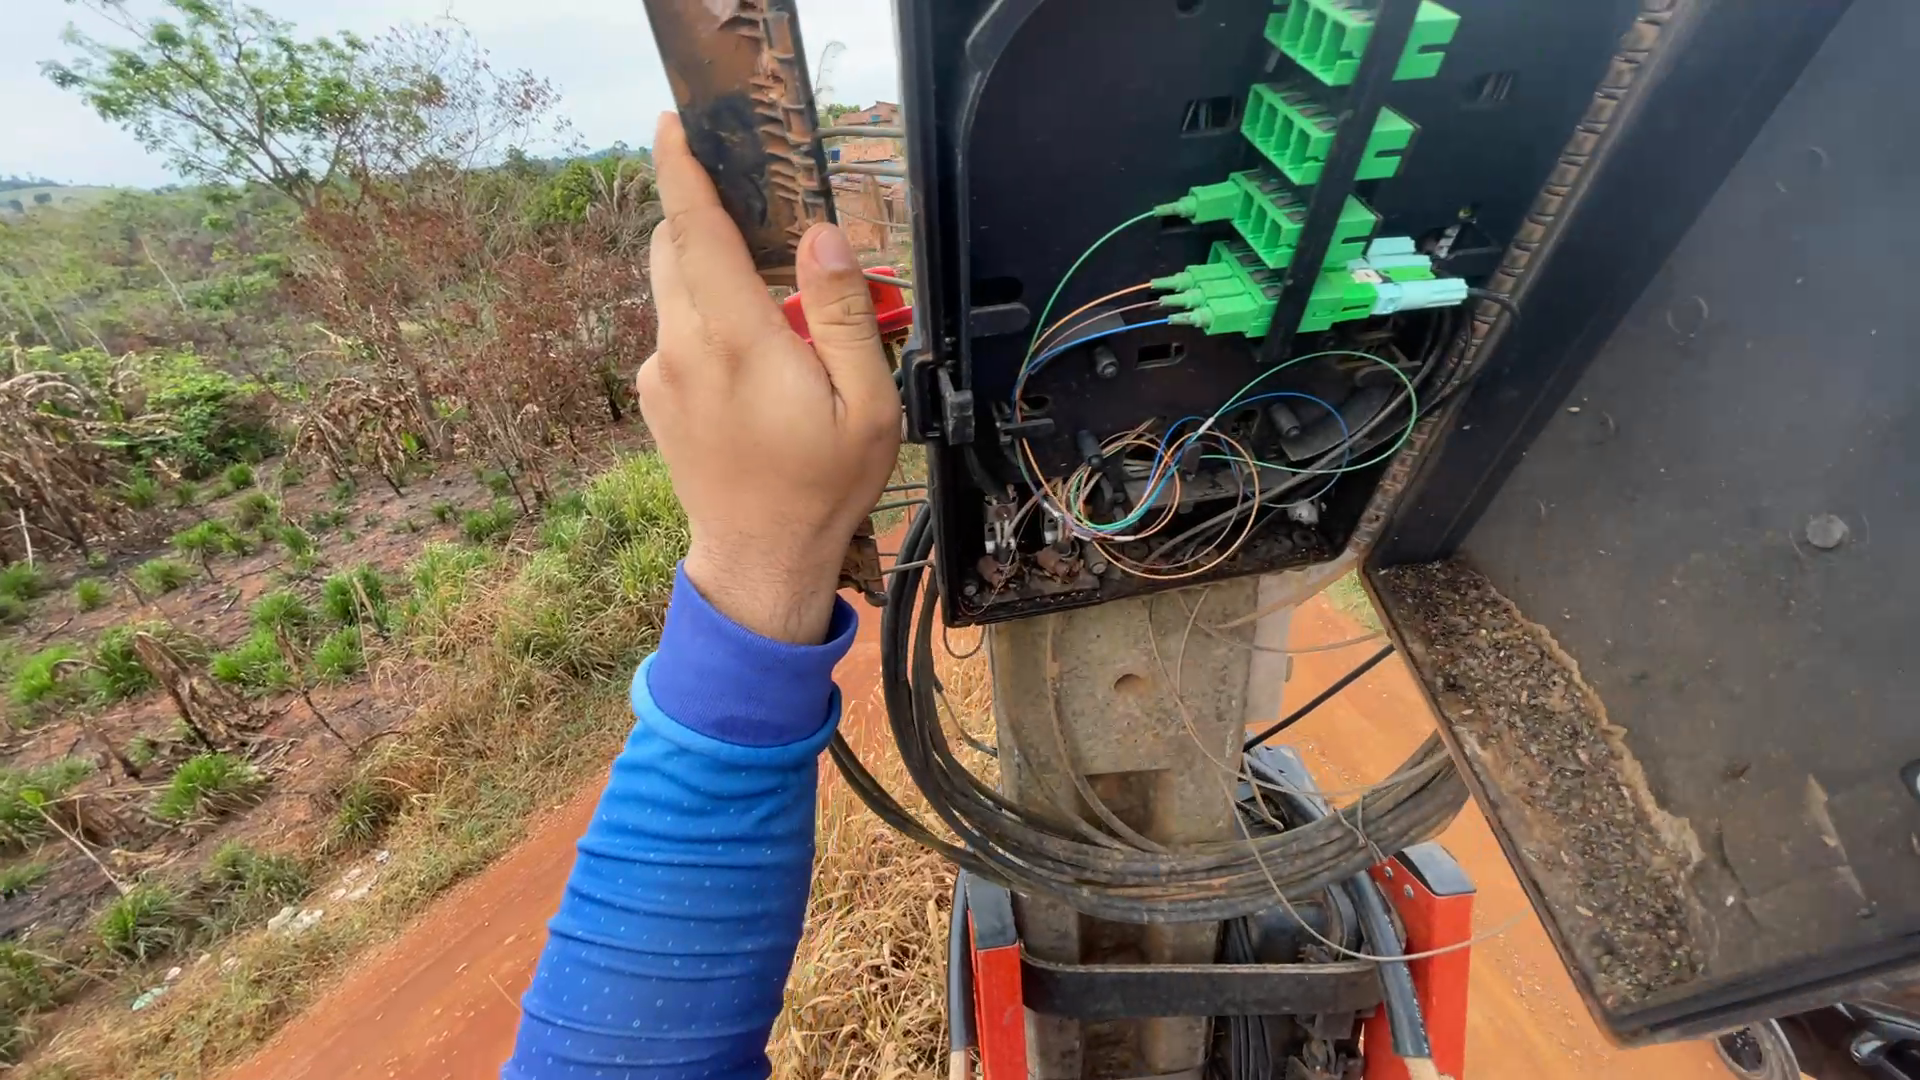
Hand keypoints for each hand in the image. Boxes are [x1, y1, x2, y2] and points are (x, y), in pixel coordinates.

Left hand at [638, 113, 901, 644]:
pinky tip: (751, 371)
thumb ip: (842, 315)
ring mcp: (660, 376)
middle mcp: (684, 349)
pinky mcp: (655, 399)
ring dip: (712, 280)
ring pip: (672, 292)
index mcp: (739, 343)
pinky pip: (674, 335)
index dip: (682, 170)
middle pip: (674, 250)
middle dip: (704, 223)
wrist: (761, 560)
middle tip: (761, 238)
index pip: (697, 231)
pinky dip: (706, 323)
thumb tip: (823, 237)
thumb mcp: (866, 406)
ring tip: (772, 326)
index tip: (674, 126)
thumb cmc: (823, 488)